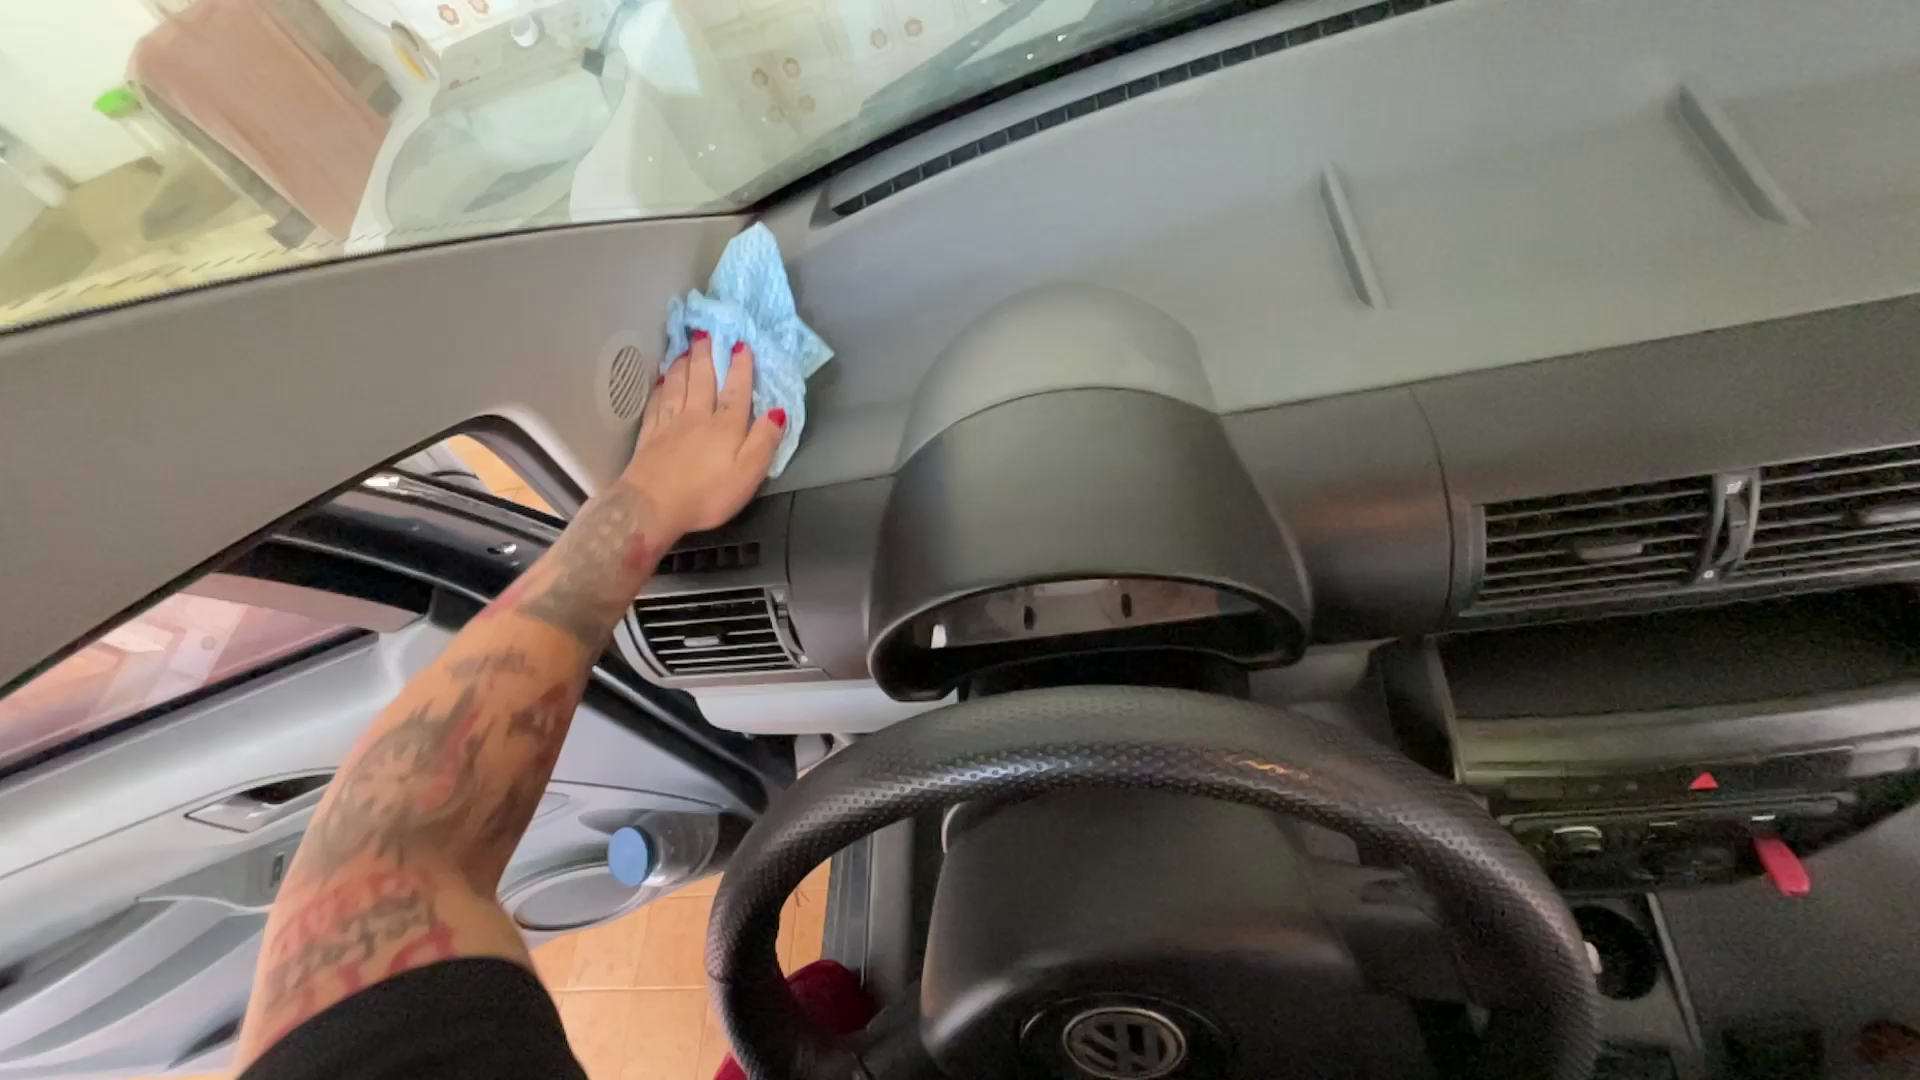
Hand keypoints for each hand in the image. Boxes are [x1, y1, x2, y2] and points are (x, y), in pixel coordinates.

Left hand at [625, 333, 783, 538]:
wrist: (652, 507)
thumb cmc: (707, 495)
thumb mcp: (748, 473)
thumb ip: (764, 441)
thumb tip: (777, 411)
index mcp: (725, 427)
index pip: (736, 391)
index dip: (741, 367)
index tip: (741, 345)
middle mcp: (697, 417)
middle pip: (702, 380)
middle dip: (707, 355)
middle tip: (707, 332)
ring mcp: (669, 424)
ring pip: (678, 385)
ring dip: (684, 364)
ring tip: (686, 347)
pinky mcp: (650, 436)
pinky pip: (657, 402)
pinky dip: (661, 386)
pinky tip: (662, 379)